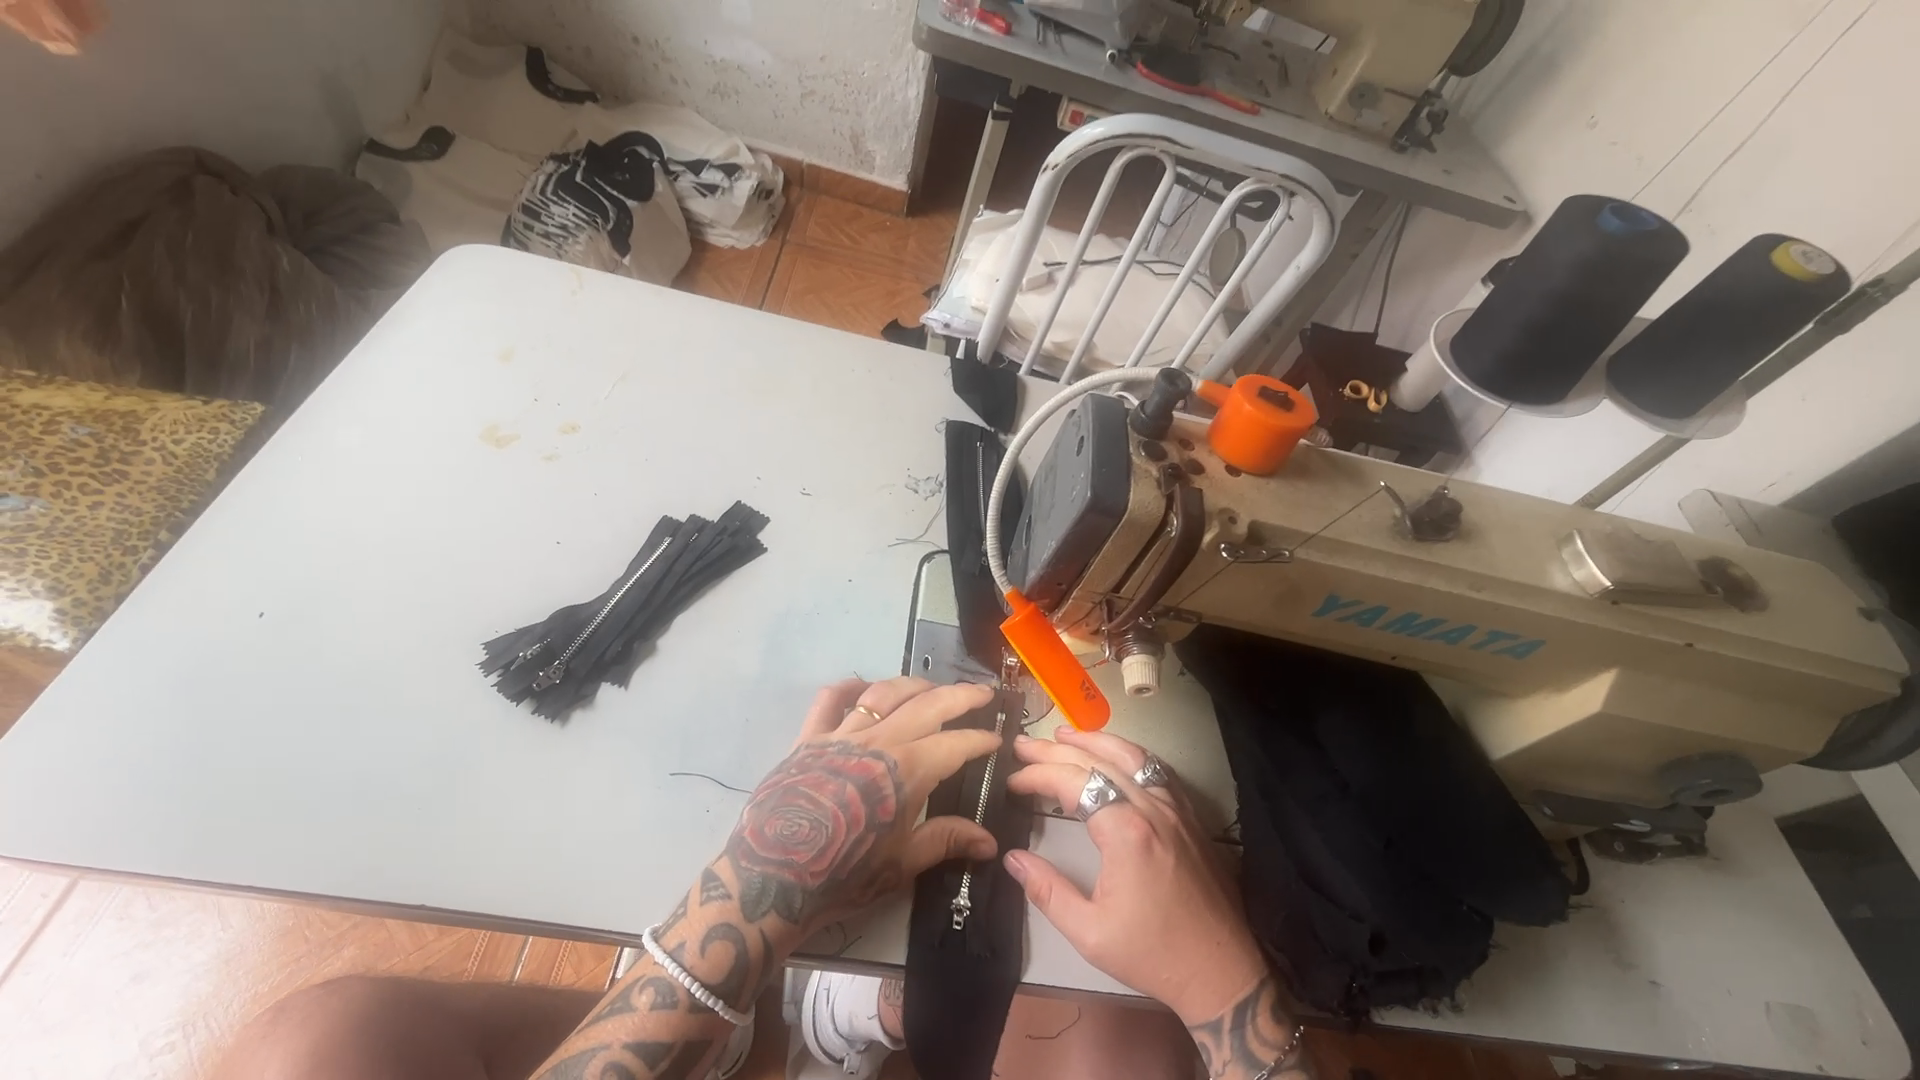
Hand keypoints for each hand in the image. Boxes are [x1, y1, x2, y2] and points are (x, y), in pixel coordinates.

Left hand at [720, 676, 1002, 946]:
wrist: (772, 879)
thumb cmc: (842, 875)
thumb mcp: (902, 864)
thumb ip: (946, 841)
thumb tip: (990, 842)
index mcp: (907, 771)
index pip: (955, 744)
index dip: (980, 740)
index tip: (997, 740)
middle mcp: (878, 741)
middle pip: (928, 705)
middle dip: (960, 695)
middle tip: (983, 692)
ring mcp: (841, 735)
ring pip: (884, 694)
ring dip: (914, 685)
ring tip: (932, 688)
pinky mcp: (808, 739)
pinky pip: (830, 701)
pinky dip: (849, 688)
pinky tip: (863, 687)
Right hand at [1003, 727, 1267, 1024]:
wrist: (1223, 971)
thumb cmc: (1154, 954)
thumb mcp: (1089, 932)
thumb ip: (1047, 891)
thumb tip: (1012, 858)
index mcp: (1126, 831)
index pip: (1073, 782)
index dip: (1038, 775)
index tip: (1012, 781)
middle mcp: (1152, 808)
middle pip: (1098, 761)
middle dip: (1056, 750)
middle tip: (1023, 745)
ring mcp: (1176, 808)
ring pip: (1133, 756)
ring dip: (1095, 741)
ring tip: (1064, 736)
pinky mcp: (1190, 817)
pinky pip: (1157, 770)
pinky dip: (1129, 754)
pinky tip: (1115, 756)